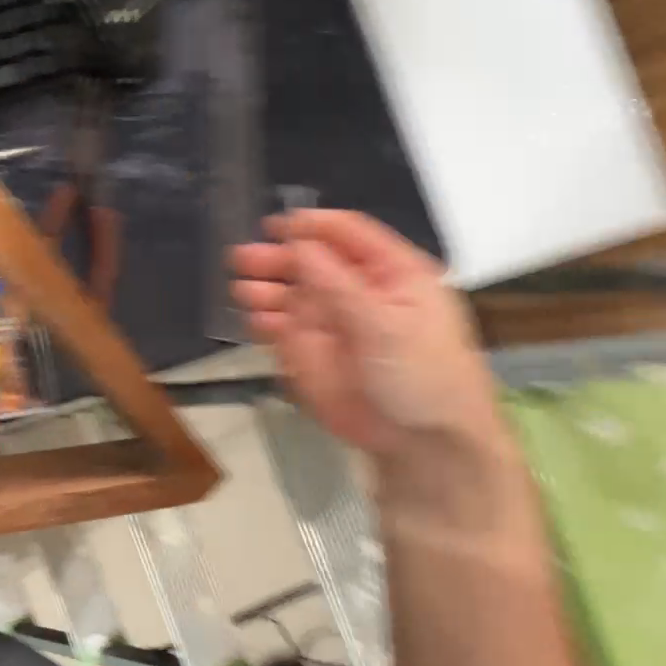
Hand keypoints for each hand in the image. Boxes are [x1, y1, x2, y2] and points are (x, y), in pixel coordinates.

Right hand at [229, 210, 509, 463]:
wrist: (420, 441)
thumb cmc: (421, 375)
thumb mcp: (385, 323)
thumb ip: (338, 282)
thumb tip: (299, 243)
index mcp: (390, 274)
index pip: (348, 234)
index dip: (313, 225)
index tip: (275, 224)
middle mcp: (354, 289)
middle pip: (309, 259)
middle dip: (278, 256)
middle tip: (243, 258)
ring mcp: (327, 319)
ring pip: (286, 290)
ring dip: (263, 285)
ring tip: (243, 289)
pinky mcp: (303, 349)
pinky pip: (274, 324)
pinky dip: (259, 317)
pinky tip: (252, 318)